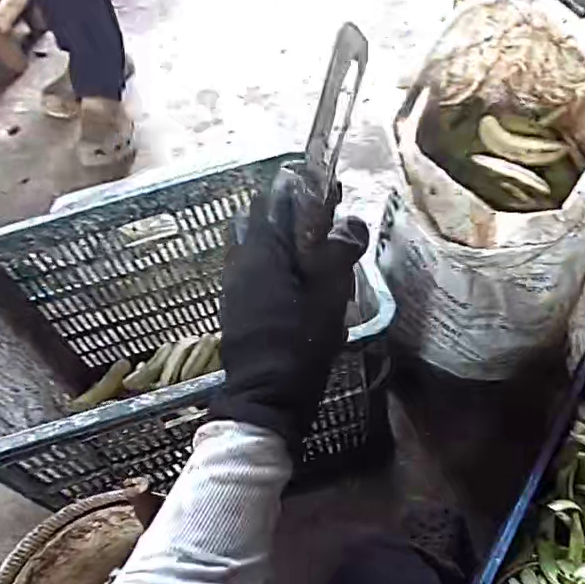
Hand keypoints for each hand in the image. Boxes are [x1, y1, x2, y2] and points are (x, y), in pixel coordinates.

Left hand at [211, 167, 367, 444]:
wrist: (266, 394)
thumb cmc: (300, 343)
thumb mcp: (329, 296)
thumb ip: (339, 253)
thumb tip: (351, 222)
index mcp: (263, 249)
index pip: (279, 196)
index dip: (309, 189)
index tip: (334, 195)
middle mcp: (240, 259)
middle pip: (265, 219)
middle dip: (295, 216)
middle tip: (327, 232)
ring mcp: (234, 284)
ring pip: (258, 246)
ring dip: (285, 244)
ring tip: (315, 263)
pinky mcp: (235, 307)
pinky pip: (255, 272)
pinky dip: (277, 269)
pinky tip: (297, 290)